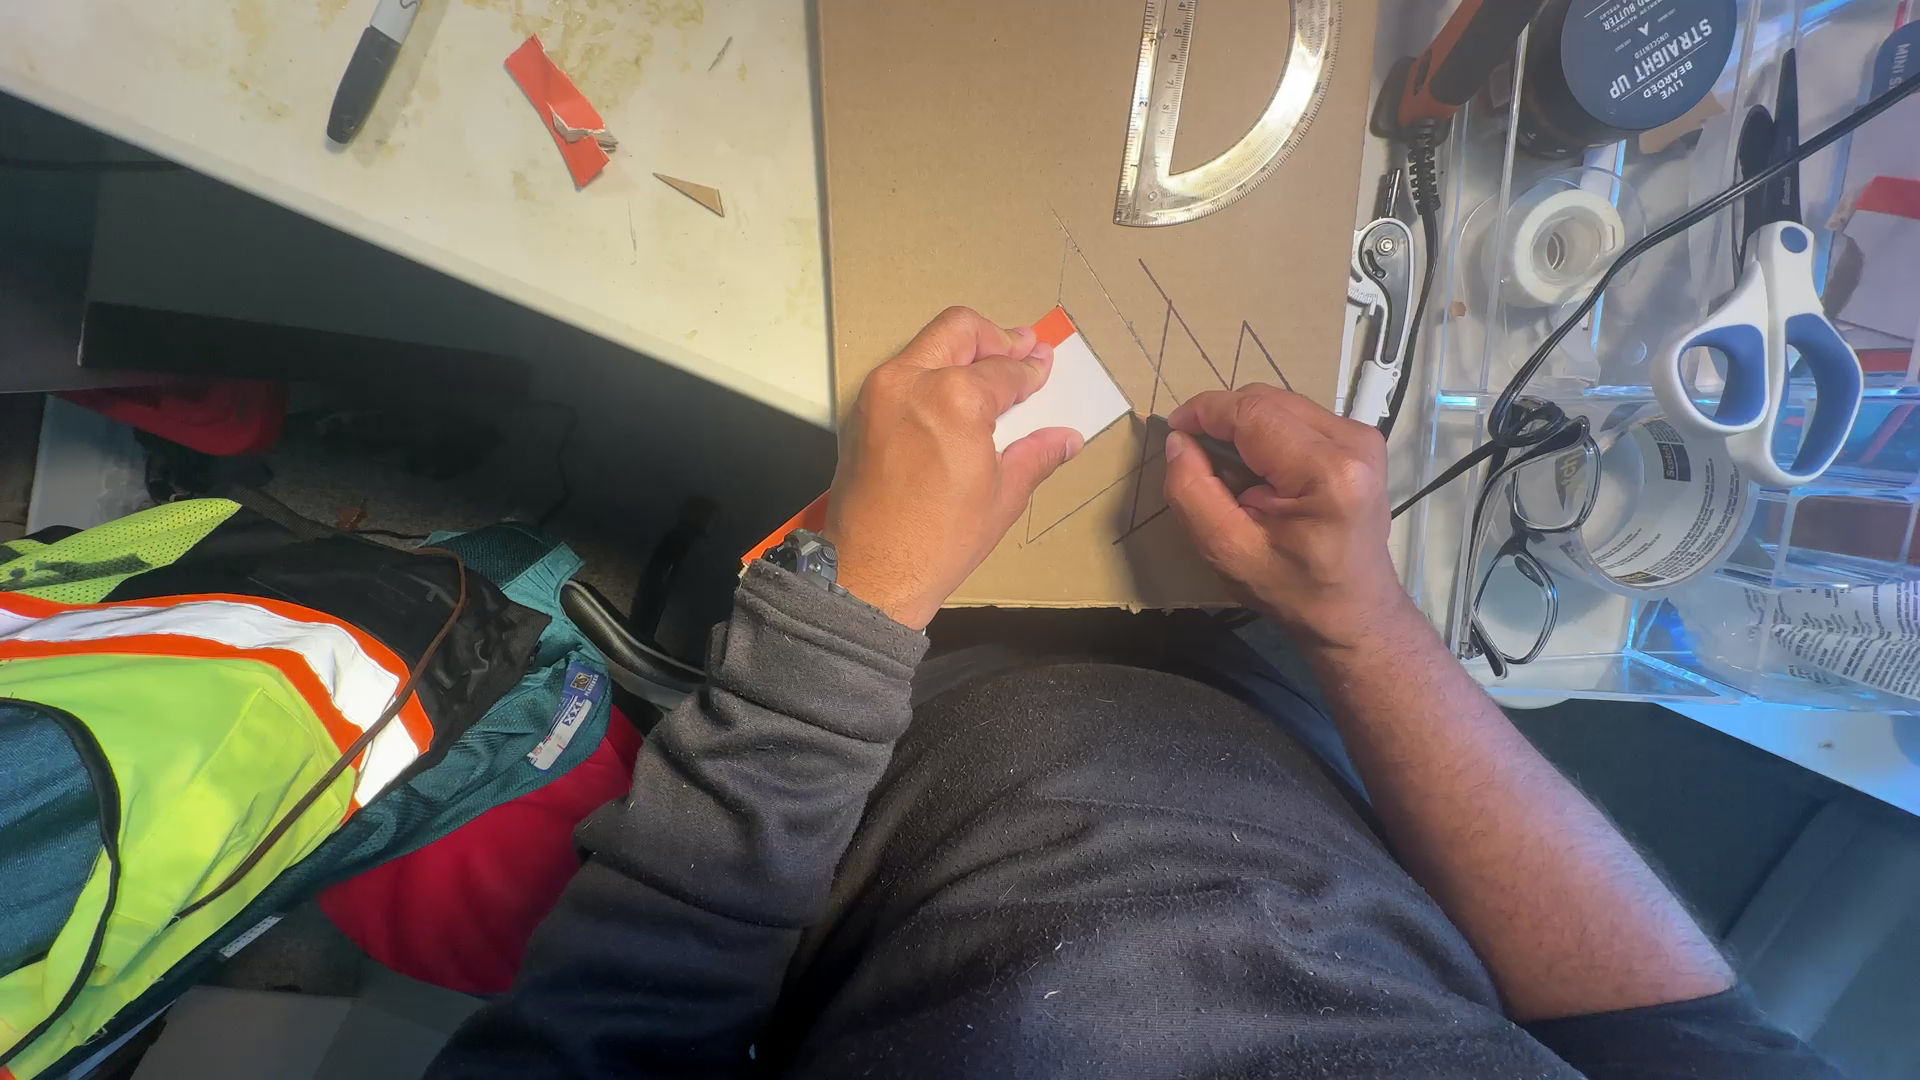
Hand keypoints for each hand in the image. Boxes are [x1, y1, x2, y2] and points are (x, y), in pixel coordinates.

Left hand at [824, 307, 1084, 628]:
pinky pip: (902, 374)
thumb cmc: (939, 541)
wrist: (872, 574)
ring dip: (960, 352)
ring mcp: (878, 393)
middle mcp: (910, 381)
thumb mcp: (1002, 496)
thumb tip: (1066, 438)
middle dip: (996, 337)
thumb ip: (1036, 454)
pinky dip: (931, 374)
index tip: (1043, 367)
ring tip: (989, 374)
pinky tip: (951, 401)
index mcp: (955, 398)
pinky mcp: (860, 412)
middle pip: (959, 329)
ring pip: (926, 346)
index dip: (1031, 370)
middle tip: (1021, 351)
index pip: (1004, 369)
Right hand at [1162, 385, 1410, 649]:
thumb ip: (1192, 490)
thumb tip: (1179, 440)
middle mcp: (1353, 442)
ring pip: (1279, 404)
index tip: (1173, 431)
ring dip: (1243, 429)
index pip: (1251, 412)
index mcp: (1325, 472)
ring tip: (1231, 474)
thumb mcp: (1226, 549)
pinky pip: (1295, 417)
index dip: (1203, 412)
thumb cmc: (1291, 589)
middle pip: (1266, 400)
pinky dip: (1264, 436)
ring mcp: (1361, 437)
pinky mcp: (1360, 441)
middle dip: (1221, 422)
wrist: (1353, 611)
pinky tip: (1259, 473)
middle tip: (1198, 462)